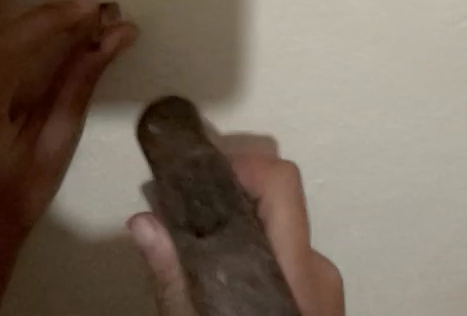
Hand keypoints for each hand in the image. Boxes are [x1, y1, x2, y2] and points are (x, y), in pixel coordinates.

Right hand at [128, 141, 344, 315]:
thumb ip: (173, 280)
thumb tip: (142, 222)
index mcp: (296, 273)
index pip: (283, 182)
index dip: (242, 165)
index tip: (198, 178)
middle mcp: (319, 272)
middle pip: (275, 209)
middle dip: (226, 206)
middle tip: (181, 221)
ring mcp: (324, 290)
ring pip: (276, 240)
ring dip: (236, 239)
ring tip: (194, 266)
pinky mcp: (321, 306)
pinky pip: (284, 265)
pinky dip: (252, 262)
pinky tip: (221, 292)